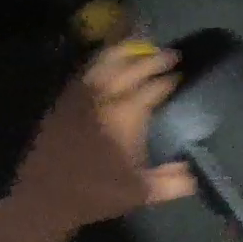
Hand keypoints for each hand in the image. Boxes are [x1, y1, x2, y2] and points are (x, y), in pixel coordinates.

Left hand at [12, 41, 197, 233]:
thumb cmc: (96, 194)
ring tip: (141, 44)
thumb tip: (196, 175)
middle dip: (154, 59)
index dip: (170, 80)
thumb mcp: (140, 192)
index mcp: (127, 115)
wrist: (46, 197)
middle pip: (133, 67)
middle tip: (171, 54)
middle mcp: (105, 96)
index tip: (182, 76)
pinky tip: (108, 63)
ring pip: (106, 61)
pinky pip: (86, 71)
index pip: (155, 87)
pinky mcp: (64, 100)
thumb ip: (172, 182)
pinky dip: (101, 61)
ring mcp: (81, 94)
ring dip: (127, 51)